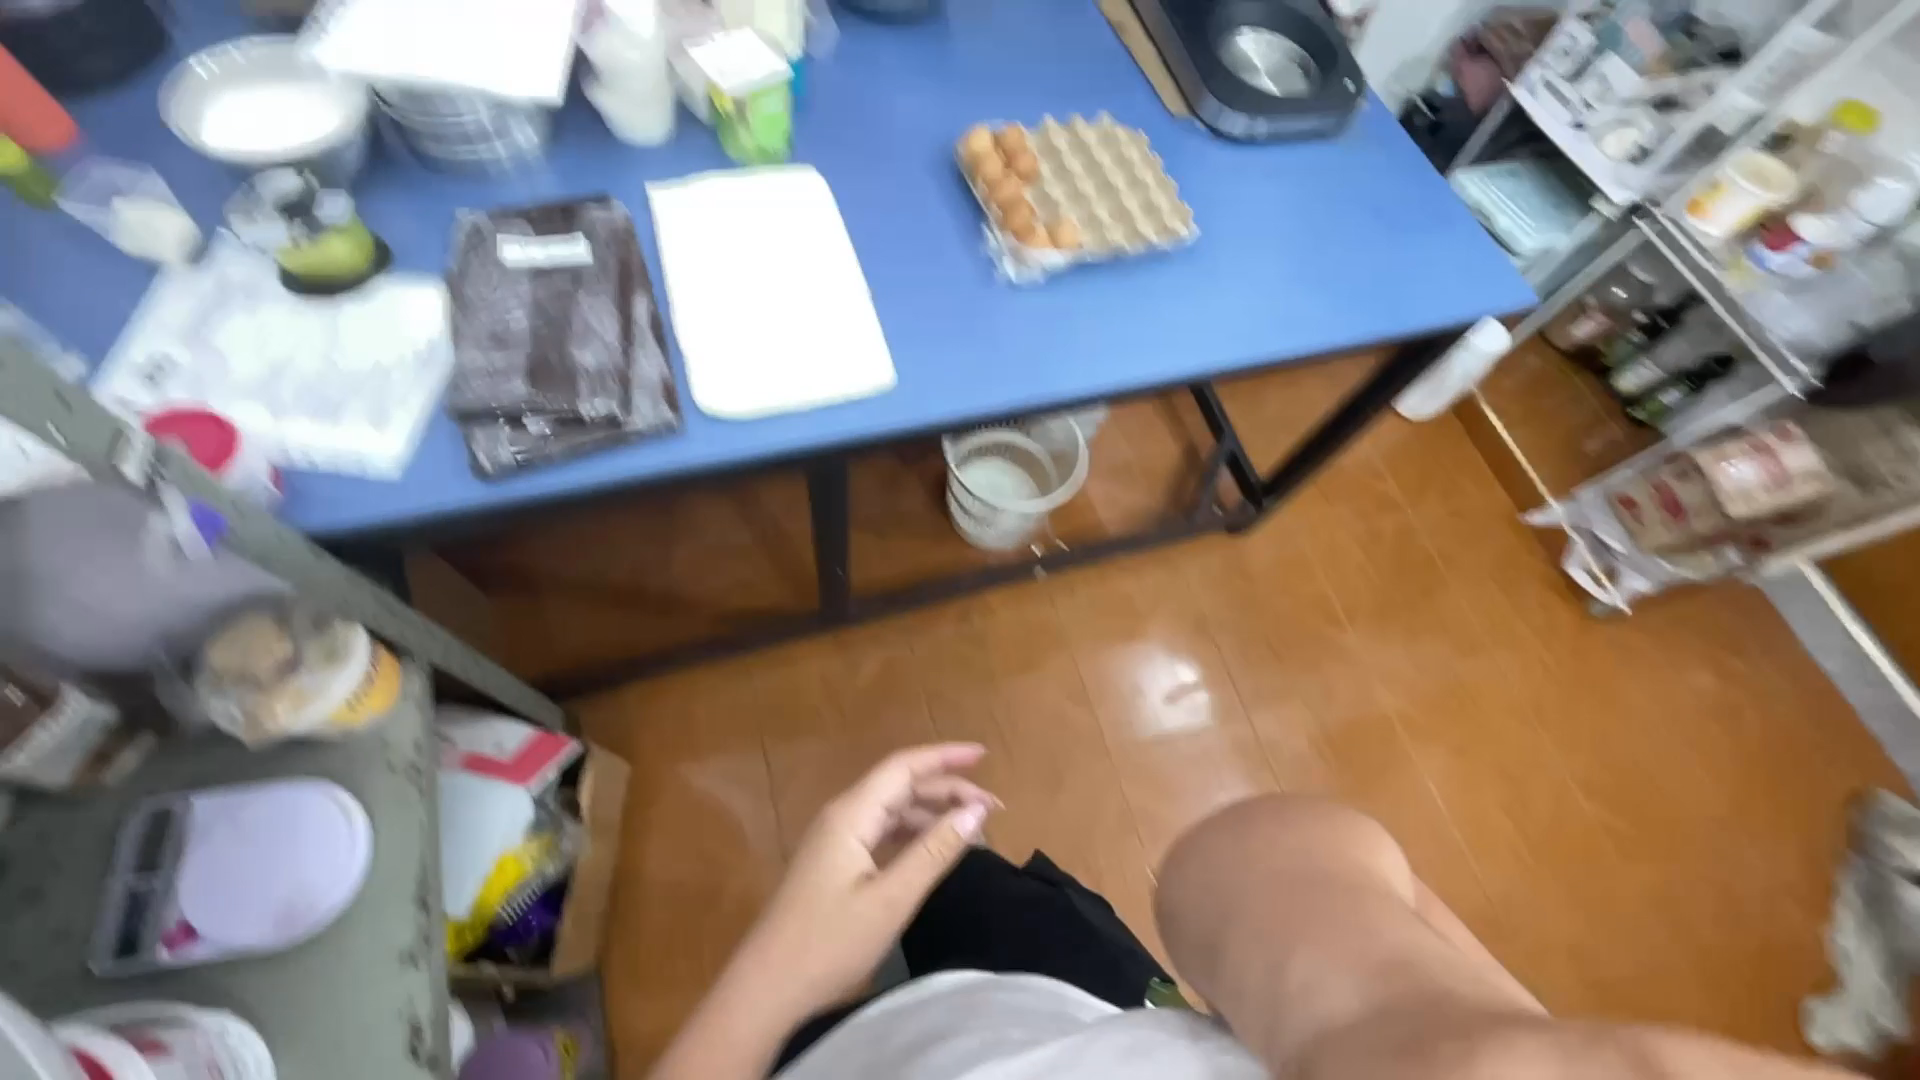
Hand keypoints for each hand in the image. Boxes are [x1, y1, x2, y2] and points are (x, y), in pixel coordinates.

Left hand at [735, 743, 999, 1015]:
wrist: (766, 989)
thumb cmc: (828, 943)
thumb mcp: (891, 899)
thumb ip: (934, 852)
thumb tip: (976, 811)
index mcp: (851, 814)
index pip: (904, 766)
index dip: (945, 756)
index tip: (984, 754)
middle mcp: (843, 816)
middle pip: (900, 786)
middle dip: (947, 789)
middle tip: (993, 809)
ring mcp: (836, 840)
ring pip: (892, 810)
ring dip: (932, 814)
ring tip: (973, 829)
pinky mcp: (835, 864)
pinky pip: (882, 833)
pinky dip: (913, 835)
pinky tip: (935, 850)